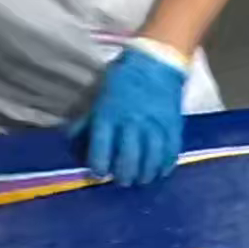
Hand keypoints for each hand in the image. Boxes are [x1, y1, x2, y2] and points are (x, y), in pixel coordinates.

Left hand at [73, 46, 186, 185]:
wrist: (157, 65)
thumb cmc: (123, 80)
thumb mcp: (100, 98)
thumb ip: (90, 121)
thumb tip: (75, 141)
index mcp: (111, 113)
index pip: (104, 144)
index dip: (100, 163)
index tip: (99, 174)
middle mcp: (133, 121)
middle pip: (130, 154)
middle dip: (125, 172)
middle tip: (123, 182)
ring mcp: (156, 124)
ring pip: (152, 155)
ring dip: (147, 172)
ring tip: (143, 181)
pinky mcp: (174, 125)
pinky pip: (171, 149)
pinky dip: (167, 163)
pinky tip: (162, 172)